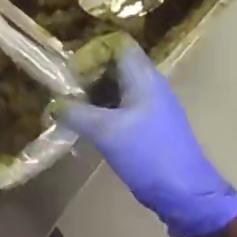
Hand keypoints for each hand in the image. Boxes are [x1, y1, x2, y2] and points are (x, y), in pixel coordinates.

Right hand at [56, 41, 236, 236]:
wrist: (183, 191)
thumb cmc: (147, 153)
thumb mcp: (105, 131)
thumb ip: (76, 113)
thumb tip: (53, 105)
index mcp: (143, 77)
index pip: (118, 45)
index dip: (92, 50)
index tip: (68, 67)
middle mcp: (149, 85)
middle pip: (115, 66)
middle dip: (87, 74)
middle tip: (62, 89)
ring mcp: (150, 107)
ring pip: (116, 89)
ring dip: (92, 96)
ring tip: (67, 108)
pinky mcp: (147, 127)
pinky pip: (120, 109)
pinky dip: (101, 113)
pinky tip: (84, 127)